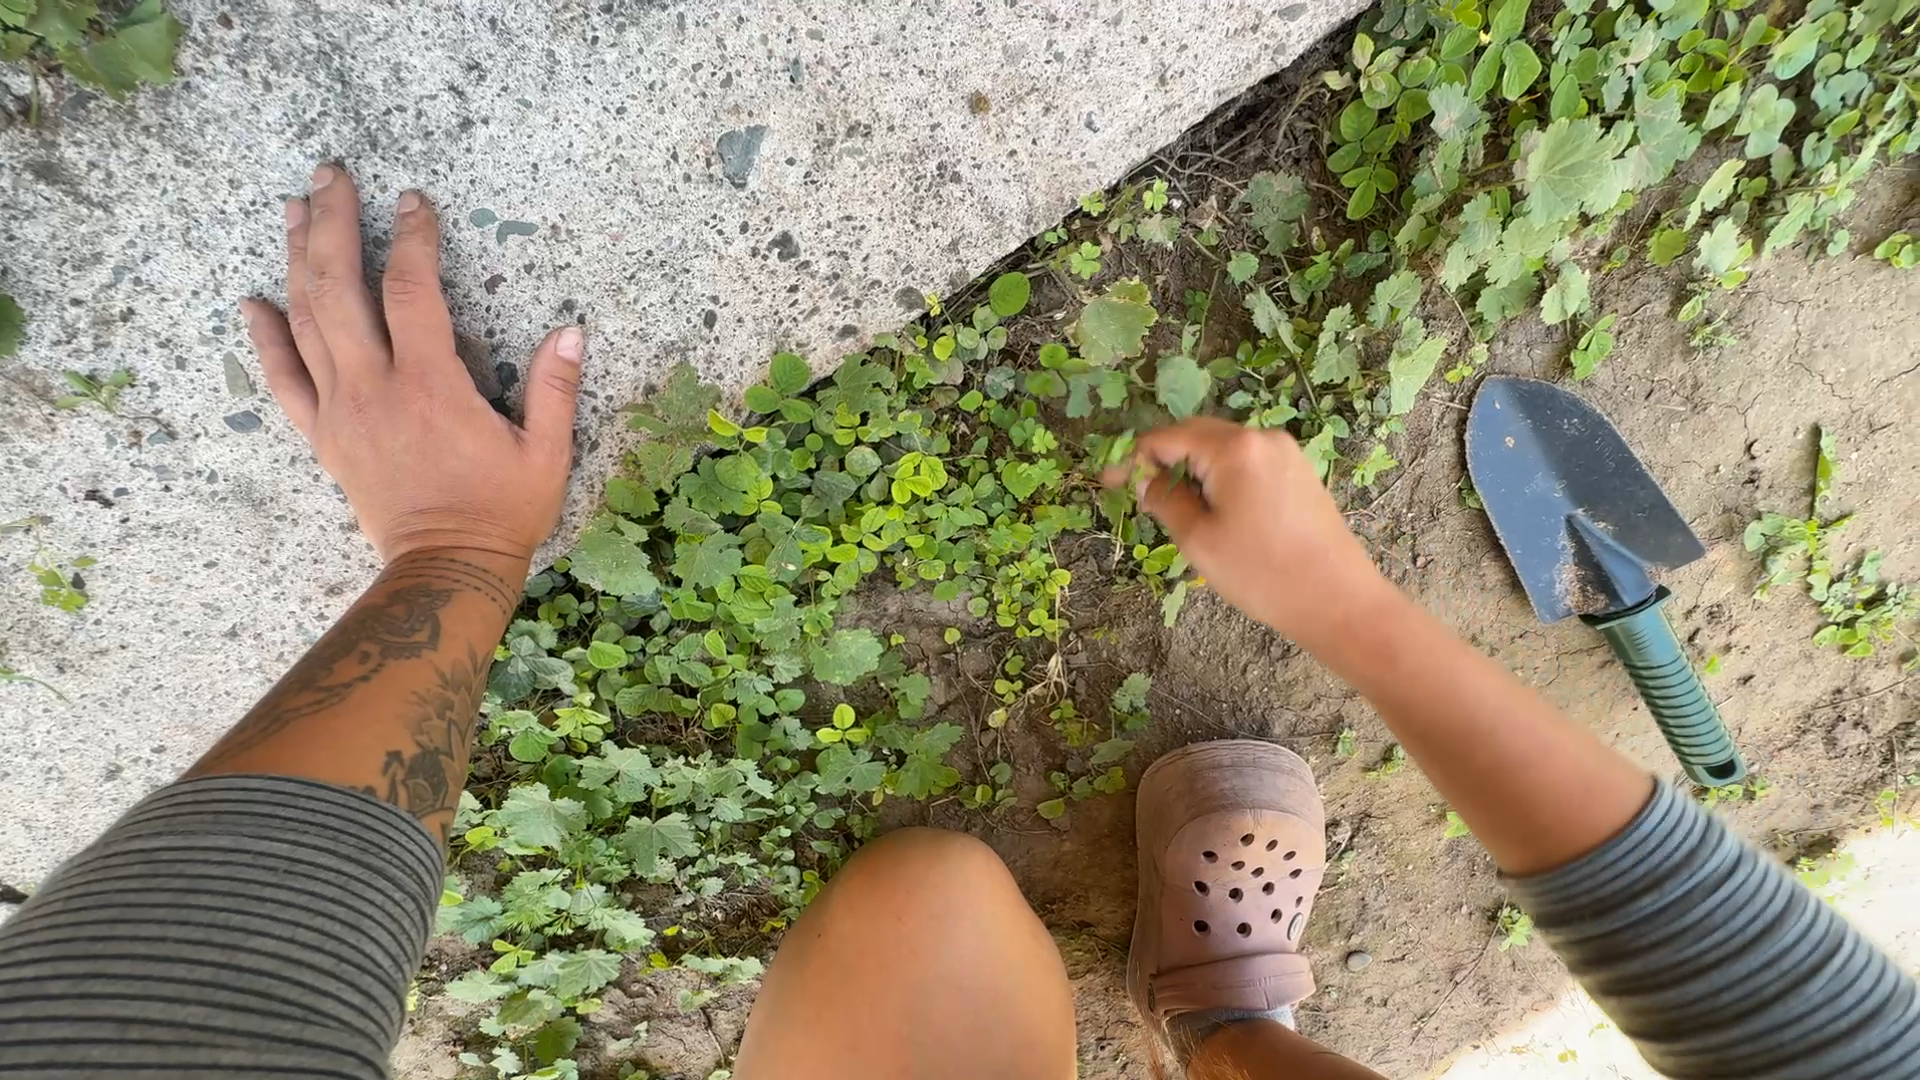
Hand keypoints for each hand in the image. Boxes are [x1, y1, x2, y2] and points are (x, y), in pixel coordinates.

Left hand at [240, 162, 582, 567]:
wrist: (448, 565)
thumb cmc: (505, 509)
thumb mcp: (550, 452)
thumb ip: (556, 389)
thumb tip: (571, 331)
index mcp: (434, 387)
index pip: (414, 294)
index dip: (412, 240)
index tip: (415, 202)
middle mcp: (377, 387)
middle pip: (340, 290)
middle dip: (333, 225)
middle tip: (330, 176)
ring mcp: (342, 410)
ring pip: (306, 321)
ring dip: (297, 260)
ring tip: (294, 209)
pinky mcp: (325, 435)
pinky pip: (284, 379)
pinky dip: (265, 338)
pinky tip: (254, 301)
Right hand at [1105, 418, 1387, 640]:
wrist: (1337, 601)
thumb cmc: (1260, 572)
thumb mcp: (1198, 539)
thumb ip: (1164, 500)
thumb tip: (1146, 481)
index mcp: (1234, 449)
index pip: (1168, 438)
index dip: (1134, 458)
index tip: (1108, 481)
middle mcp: (1261, 438)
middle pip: (1196, 435)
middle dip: (1162, 460)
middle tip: (1136, 492)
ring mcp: (1285, 453)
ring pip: (1221, 449)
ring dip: (1191, 469)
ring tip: (1172, 505)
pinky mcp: (1297, 472)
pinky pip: (1245, 462)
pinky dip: (1218, 476)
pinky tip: (1211, 506)